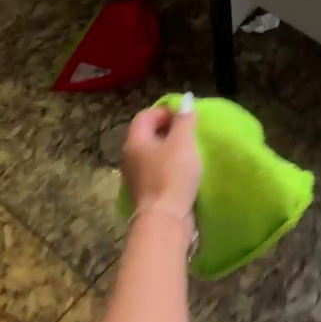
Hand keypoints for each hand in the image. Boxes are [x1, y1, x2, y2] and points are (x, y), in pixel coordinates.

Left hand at [123, 99, 201, 218]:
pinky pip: (156, 171)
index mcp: (135, 141)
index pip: (145, 116)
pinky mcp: (145, 193)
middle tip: (189, 133)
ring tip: (190, 152)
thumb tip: (186, 102)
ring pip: (152, 154)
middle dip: (168, 130)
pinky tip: (184, 172)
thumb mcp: (183, 142)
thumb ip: (185, 120)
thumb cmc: (172, 175)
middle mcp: (130, 157)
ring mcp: (136, 177)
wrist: (165, 220)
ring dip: (169, 150)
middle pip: (148, 135)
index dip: (165, 112)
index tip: (185, 117)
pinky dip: (169, 167)